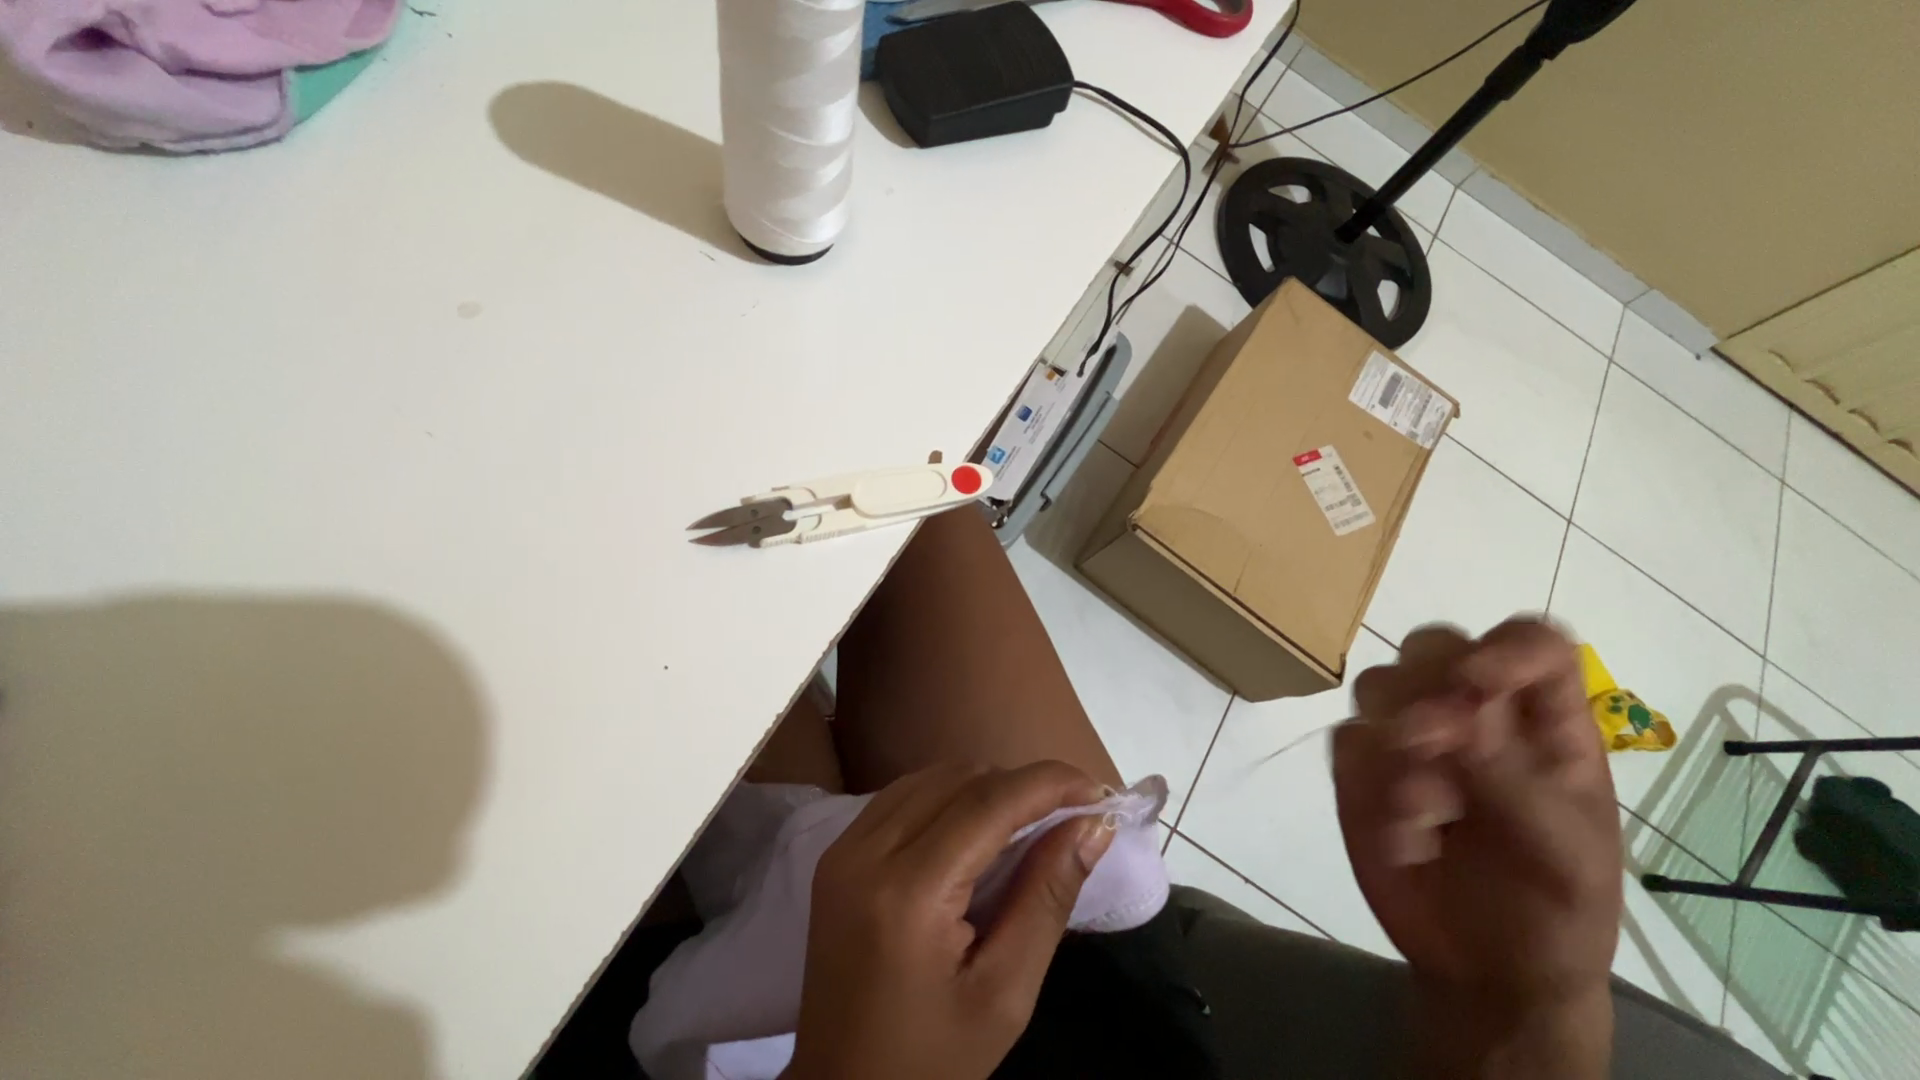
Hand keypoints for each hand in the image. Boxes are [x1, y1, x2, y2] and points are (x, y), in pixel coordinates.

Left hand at [783, 761, 1116, 1079]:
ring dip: (985, 787)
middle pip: (959, 780)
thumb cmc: (932, 1059)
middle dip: (1022, 785)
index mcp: (908, 893)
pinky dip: (948, 797)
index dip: (1049, 783)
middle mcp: (865, 853)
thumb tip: (1092, 826)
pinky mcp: (836, 855)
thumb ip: (1046, 899)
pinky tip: (976, 830)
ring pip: (929, 778)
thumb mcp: (1005, 993)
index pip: (988, 803)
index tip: (1099, 792)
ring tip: (1030, 823)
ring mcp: (843, 850)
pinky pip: (901, 797)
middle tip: (1071, 816)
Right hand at [1332, 619, 1621, 1075]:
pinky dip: (1366, 784)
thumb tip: (1453, 717)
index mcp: (1544, 724)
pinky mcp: (1362, 771)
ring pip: (1377, 684)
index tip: (1475, 683)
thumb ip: (1514, 781)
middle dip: (1426, 684)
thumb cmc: (1553, 911)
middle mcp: (1474, 715)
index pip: (1531, 646)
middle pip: (1437, 646)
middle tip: (1428, 739)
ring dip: (1391, 734)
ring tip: (1424, 809)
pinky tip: (1404, 838)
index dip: (1504, 647)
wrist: (1486, 971)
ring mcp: (1409, 738)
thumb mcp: (1566, 857)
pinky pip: (1345, 742)